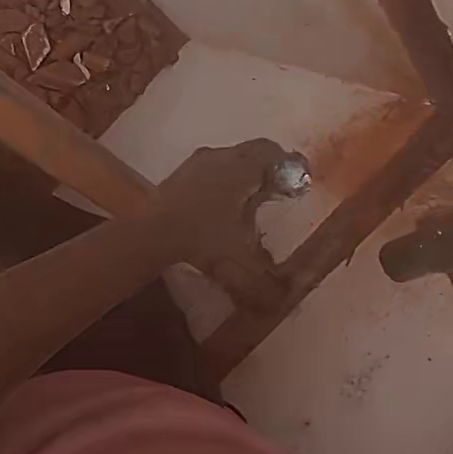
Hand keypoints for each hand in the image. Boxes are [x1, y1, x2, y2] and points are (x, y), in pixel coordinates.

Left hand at [153, 139, 298, 299]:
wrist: (150, 234)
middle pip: (255, 151)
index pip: (276, 154)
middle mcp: (222, 158)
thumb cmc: (202, 241)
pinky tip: (222, 206)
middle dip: (272, 167)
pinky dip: (224, 180)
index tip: (302, 181)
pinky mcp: (180, 174)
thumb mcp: (240, 265)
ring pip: (231, 158)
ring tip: (253, 198)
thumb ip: (267, 285)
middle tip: (281, 189)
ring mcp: (198, 163)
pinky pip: (212, 168)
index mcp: (243, 170)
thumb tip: (286, 302)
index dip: (293, 166)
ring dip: (246, 173)